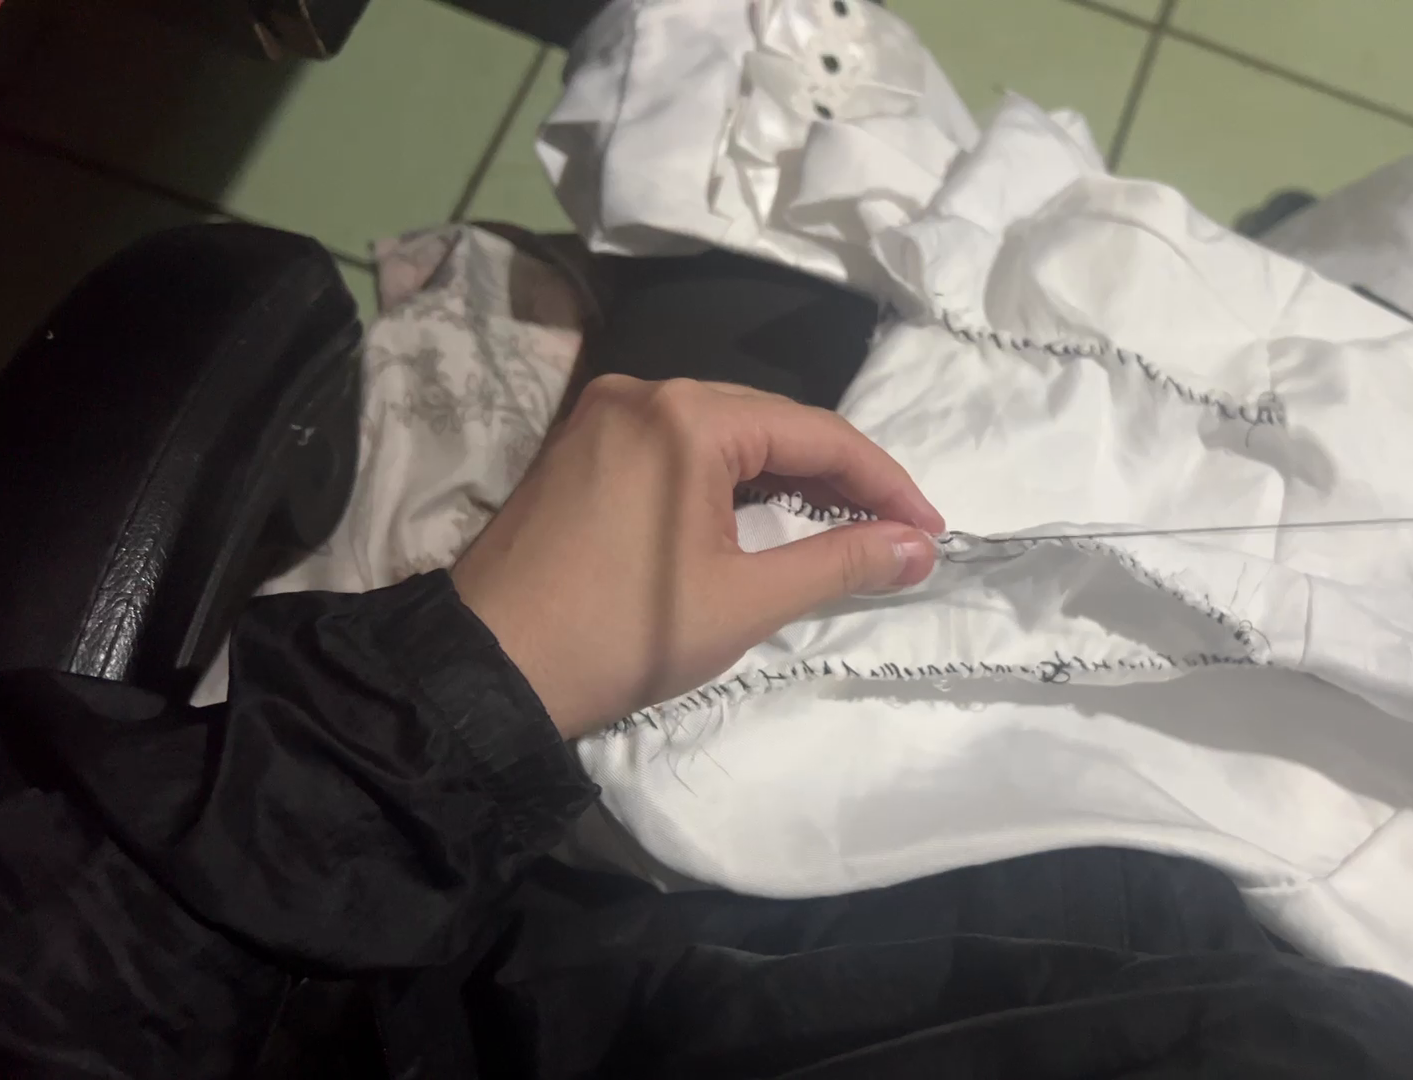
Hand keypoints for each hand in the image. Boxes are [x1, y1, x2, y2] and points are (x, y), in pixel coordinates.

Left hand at [451, 376, 943, 738]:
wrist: (482, 675)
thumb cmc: (621, 637)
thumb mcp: (745, 602)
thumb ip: (841, 562)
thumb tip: (919, 547)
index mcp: (689, 419)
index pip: (819, 436)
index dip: (886, 483)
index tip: (929, 528)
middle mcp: (649, 393)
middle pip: (777, 426)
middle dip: (844, 479)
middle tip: (894, 530)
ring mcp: (612, 413)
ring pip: (733, 434)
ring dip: (794, 477)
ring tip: (846, 523)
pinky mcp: (590, 443)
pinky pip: (688, 448)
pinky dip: (739, 479)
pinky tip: (770, 510)